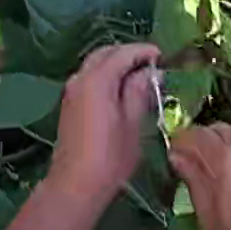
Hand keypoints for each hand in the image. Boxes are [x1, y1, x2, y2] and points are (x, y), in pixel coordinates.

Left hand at [45, 43, 158, 206]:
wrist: (77, 178)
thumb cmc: (111, 155)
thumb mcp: (132, 124)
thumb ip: (138, 93)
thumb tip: (150, 72)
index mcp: (96, 80)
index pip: (119, 54)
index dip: (140, 51)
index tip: (160, 53)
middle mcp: (80, 78)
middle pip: (103, 54)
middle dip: (126, 53)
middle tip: (151, 61)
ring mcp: (72, 88)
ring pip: (94, 64)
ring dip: (115, 62)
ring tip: (140, 73)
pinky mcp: (70, 99)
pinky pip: (89, 76)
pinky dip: (106, 73)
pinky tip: (122, 86)